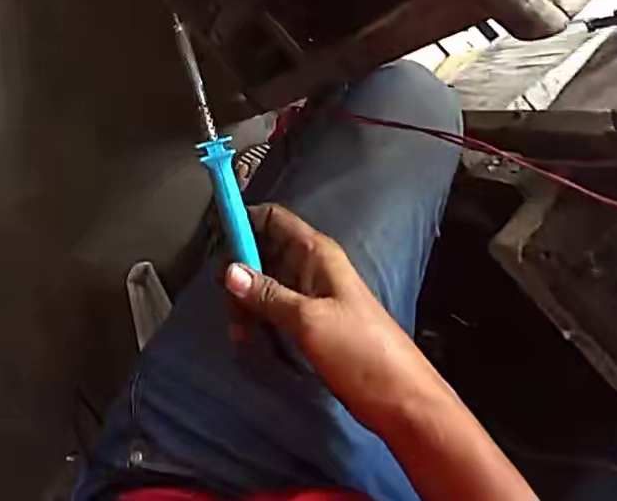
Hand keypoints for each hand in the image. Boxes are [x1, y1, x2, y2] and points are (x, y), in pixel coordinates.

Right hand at [223, 204, 451, 430]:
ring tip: (238, 328)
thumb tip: (228, 269)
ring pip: (264, 283)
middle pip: (263, 251)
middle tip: (224, 296)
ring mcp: (309, 295)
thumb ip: (266, 294)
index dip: (243, 220)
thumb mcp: (308, 319)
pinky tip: (247, 338)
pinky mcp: (308, 322)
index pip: (272, 218)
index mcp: (315, 252)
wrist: (401, 400)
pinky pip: (273, 309)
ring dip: (246, 301)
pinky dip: (257, 319)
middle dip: (240, 270)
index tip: (215, 236)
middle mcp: (310, 266)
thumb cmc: (361, 349)